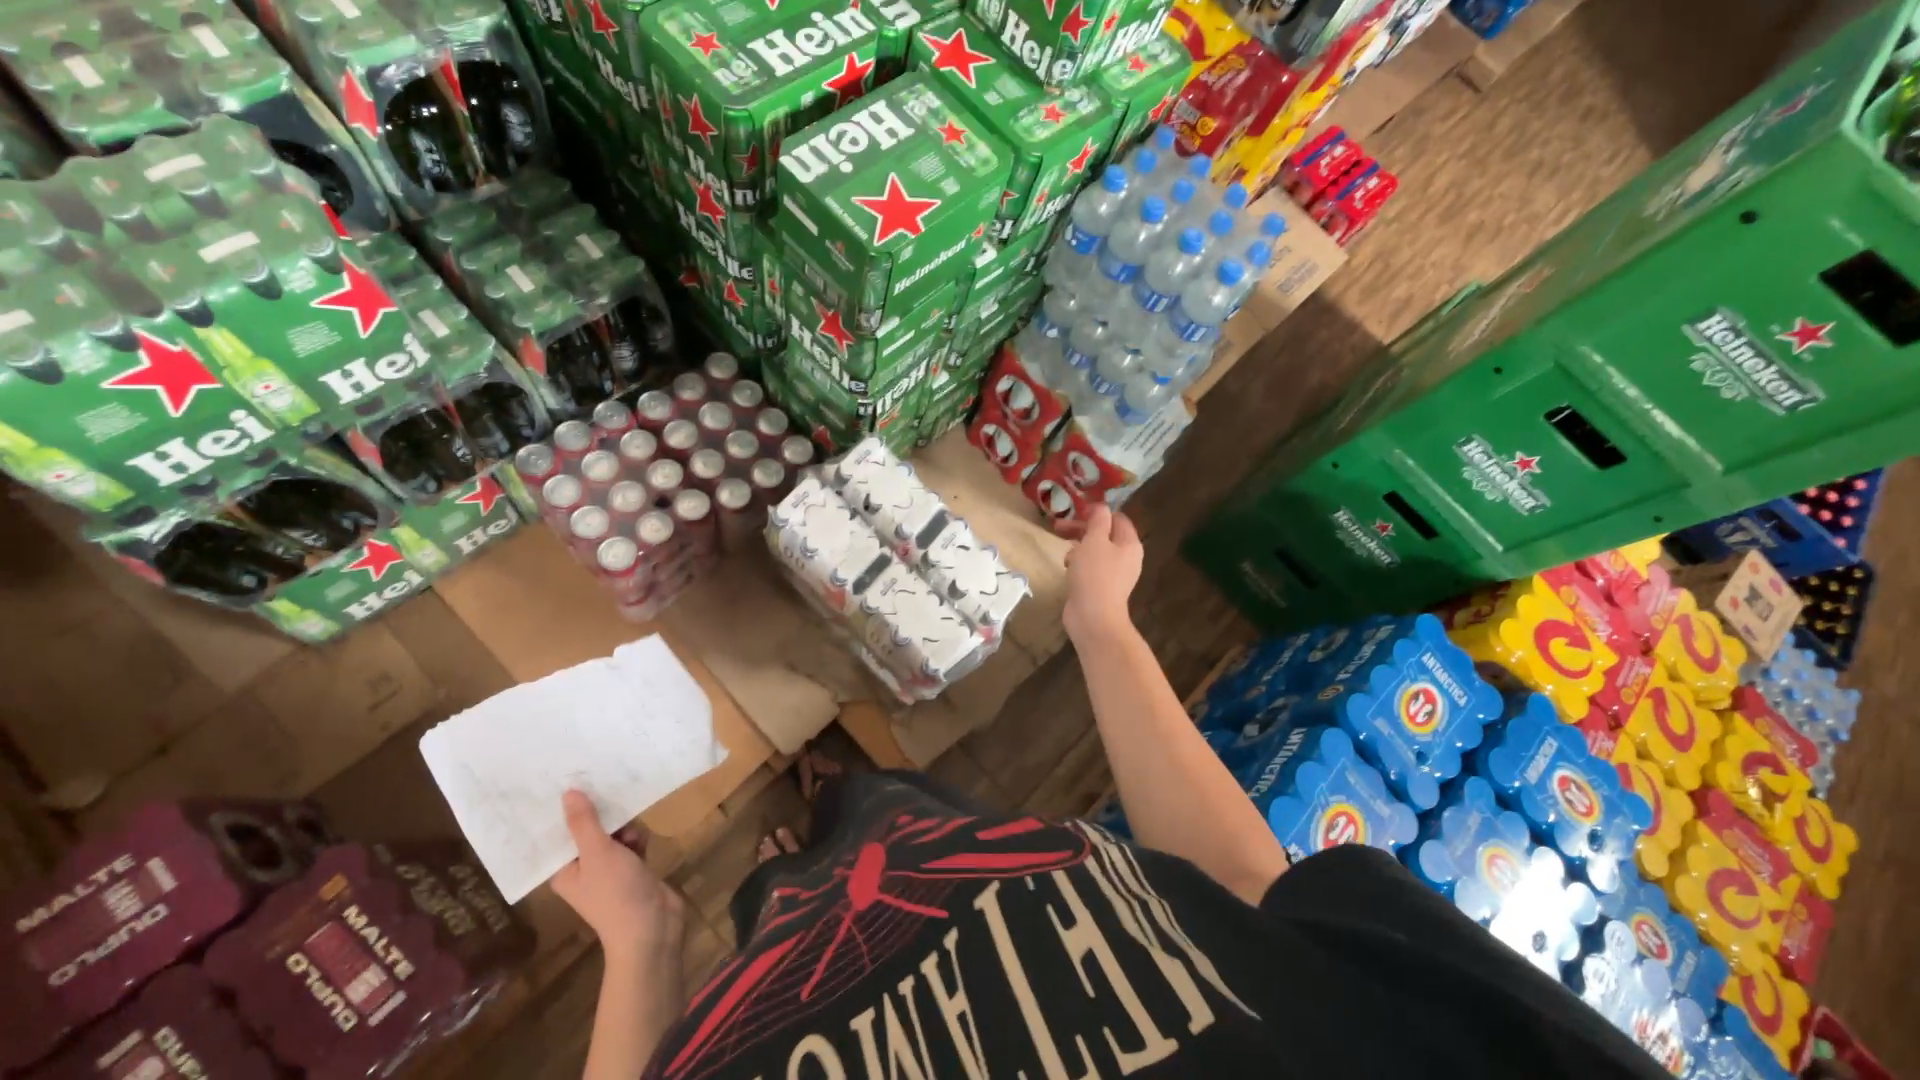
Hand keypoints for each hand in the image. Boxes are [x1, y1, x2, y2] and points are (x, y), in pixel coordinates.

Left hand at [551, 790, 685, 961]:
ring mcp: (609, 872)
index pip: (558, 836)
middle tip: (610, 800)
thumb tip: (568, 792)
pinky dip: (637, 841)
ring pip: (612, 837)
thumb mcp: (597, 853)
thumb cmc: (616, 892)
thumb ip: (584, 822)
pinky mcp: (632, 872)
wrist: (653, 928)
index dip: (564, 813)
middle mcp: (583, 870)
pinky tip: (643, 842)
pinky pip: (630, 846)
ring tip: (632, 834)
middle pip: (587, 833)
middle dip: (601, 819)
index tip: (571, 785)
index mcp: (563, 871)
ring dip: (623, 830)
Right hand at [1064, 506, 1142, 641]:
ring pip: (1096, 551)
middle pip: (1105, 534)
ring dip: (1078, 546)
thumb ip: (1098, 521)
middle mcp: (1126, 557)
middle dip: (1082, 529)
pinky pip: (1092, 567)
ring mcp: (1115, 574)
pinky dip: (1079, 563)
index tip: (1075, 512)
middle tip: (1058, 526)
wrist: (1093, 617)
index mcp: (1129, 543)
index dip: (1097, 512)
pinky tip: (1067, 568)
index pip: (1117, 518)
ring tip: (1065, 552)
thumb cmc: (1094, 574)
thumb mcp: (1094, 540)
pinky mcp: (1102, 586)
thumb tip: (1100, 507)